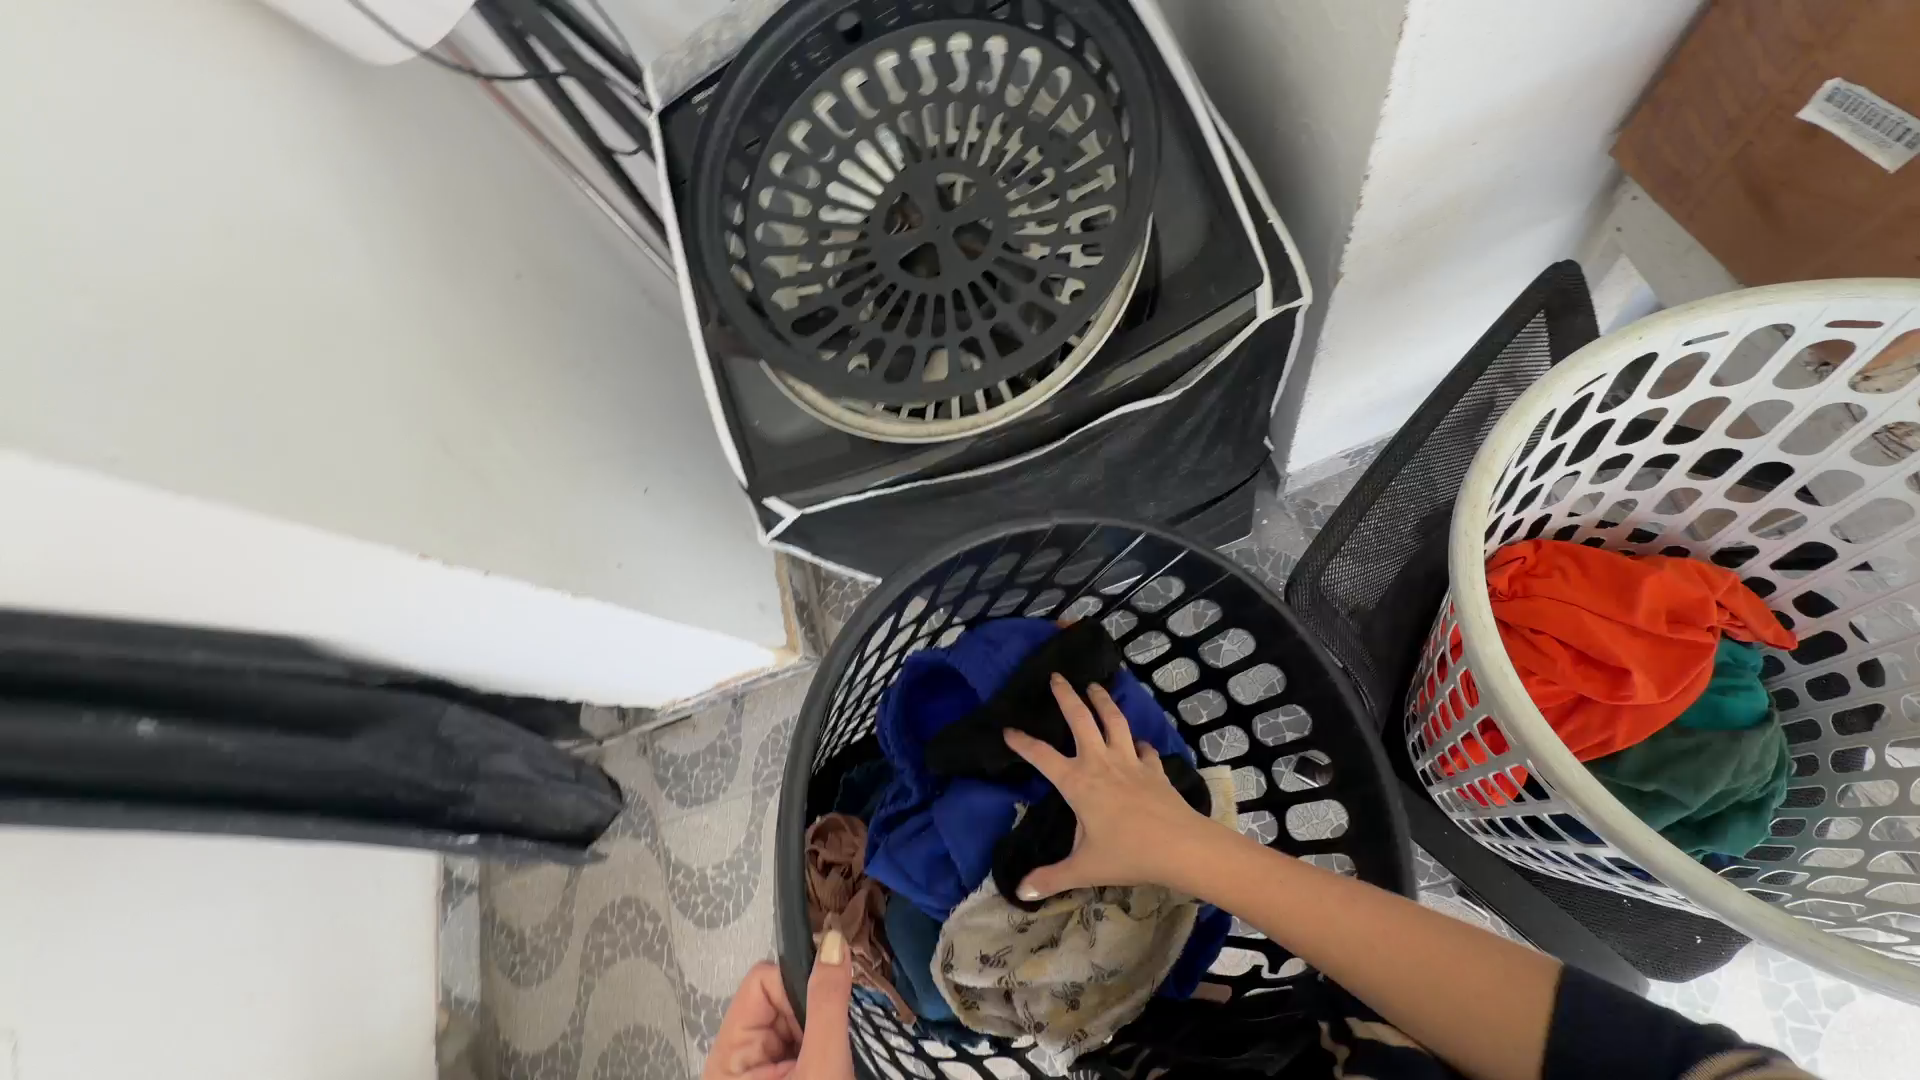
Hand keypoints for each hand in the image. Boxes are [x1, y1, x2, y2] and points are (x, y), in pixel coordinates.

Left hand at [702, 928, 855, 1079]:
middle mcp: (739, 1058)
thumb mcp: (821, 1066)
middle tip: (832, 1043)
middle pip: (781, 996)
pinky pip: (803, 1037)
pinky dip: (823, 1042)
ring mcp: (761, 1069)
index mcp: (729, 1056)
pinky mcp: (781, 1075)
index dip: (799, 986)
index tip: (827, 1008)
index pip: (763, 981)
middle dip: (813, 1010)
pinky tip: (832, 1064)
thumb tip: (834, 940)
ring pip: (797, 1016)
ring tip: (834, 1060)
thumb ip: (826, 1003)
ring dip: (821, 1027)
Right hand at [1001, 675, 1215, 899]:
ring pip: (1114, 721)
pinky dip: (1138, 743)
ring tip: (1095, 686)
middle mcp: (1101, 762)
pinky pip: (1143, 750)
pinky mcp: (1154, 769)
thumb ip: (1051, 878)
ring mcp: (1130, 762)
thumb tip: (1021, 891)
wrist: (1181, 846)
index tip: (1008, 730)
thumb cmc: (1128, 854)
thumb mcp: (1084, 868)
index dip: (1022, 742)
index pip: (1041, 756)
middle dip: (1066, 696)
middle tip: (1057, 676)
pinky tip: (1138, 742)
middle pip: (1080, 719)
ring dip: (1103, 701)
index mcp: (1077, 782)